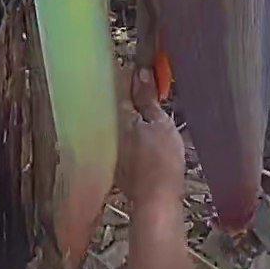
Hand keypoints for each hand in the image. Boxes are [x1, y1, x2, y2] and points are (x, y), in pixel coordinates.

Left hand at [116, 66, 186, 228]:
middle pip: (118, 98)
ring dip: (134, 108)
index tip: (150, 68)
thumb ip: (147, 98)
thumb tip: (142, 73)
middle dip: (134, 90)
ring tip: (153, 107)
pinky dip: (131, 126)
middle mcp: (107, 126)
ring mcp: (109, 142)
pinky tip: (145, 130)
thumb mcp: (160, 124)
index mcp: (117, 114)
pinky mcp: (115, 157)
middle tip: (155, 88)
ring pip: (119, 115)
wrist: (156, 200)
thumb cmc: (162, 163)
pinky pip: (121, 132)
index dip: (135, 73)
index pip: (120, 81)